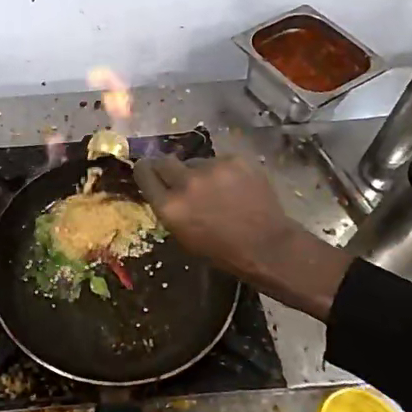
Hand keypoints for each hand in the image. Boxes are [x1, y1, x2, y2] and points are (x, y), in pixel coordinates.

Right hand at [133, 153, 300, 279]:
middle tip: (179, 177)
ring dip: (199, 172)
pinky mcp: (235, 160)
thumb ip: (167, 208)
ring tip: (216, 189)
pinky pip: (220, 160)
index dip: (145, 171)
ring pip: (195, 161)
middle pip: (164, 161)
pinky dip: (223, 171)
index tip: (148, 170)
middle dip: (168, 168)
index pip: (143, 173)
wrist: (267, 245)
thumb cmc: (221, 250)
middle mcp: (186, 183)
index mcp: (169, 206)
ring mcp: (212, 168)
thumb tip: (161, 188)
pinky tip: (235, 187)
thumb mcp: (182, 235)